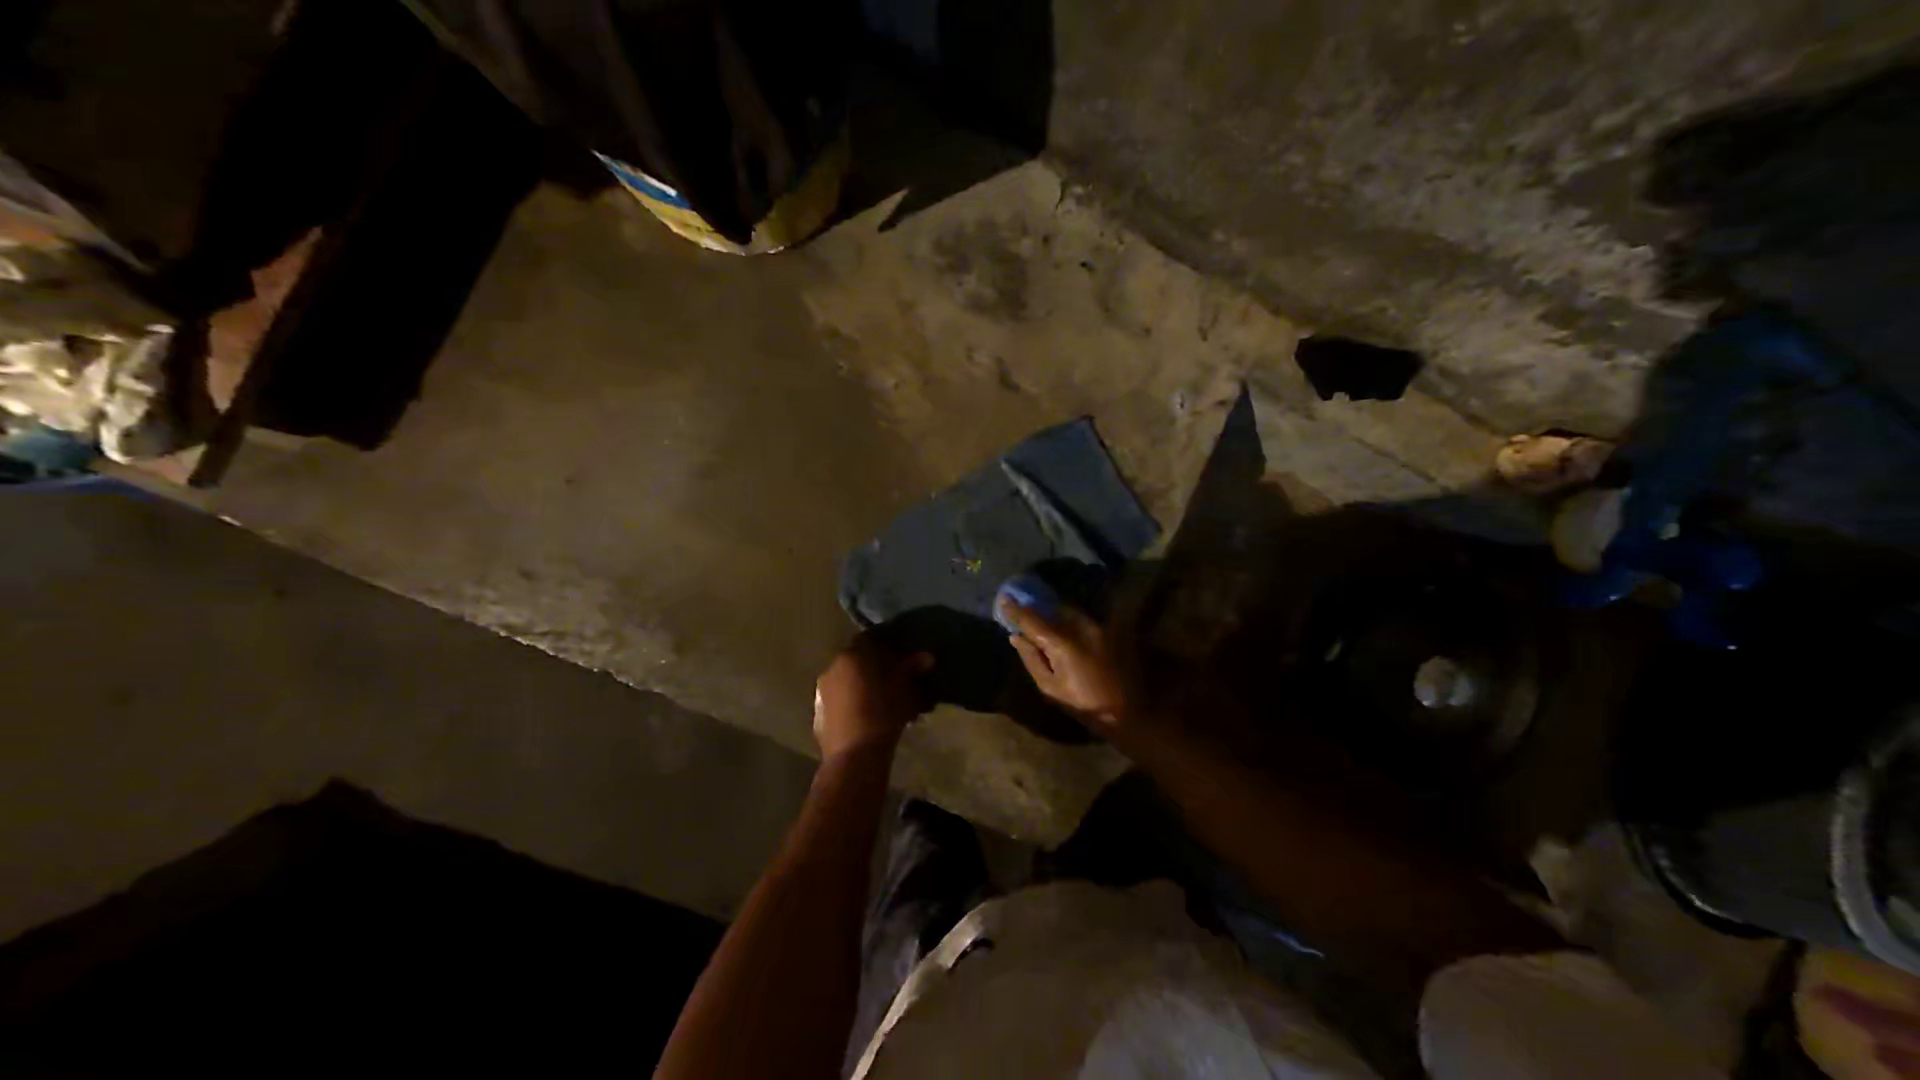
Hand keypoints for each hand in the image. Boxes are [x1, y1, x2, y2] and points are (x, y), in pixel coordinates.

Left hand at [813, 635, 933, 759]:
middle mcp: (832, 668)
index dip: (889, 646)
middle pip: (858, 661)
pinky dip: (855, 704)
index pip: (871, 639)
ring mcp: (823, 692)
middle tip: (898, 680)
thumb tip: (925, 657)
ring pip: (849, 682)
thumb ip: (912, 669)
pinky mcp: (820, 714)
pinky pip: (842, 701)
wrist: (854, 757)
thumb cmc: (883, 715)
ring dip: (866, 687)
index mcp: (851, 656)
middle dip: (877, 668)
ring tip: (886, 702)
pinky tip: (871, 717)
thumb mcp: (905, 690)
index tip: (904, 657)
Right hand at [998, 599, 1132, 732]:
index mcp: (1063, 643)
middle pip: (1054, 609)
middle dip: (1040, 612)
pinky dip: (1074, 622)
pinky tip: (1072, 635)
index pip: (1032, 619)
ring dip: (1058, 616)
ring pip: (1072, 612)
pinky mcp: (1113, 630)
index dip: (1015, 610)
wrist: (1126, 712)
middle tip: (1030, 619)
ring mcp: (1100, 626)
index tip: (1004, 601)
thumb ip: (1031, 658)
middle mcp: (1082, 627)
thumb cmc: (1082, 704)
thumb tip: (1016, 636)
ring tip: (1051, 627)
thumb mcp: (1049, 687)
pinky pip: (1087, 619)